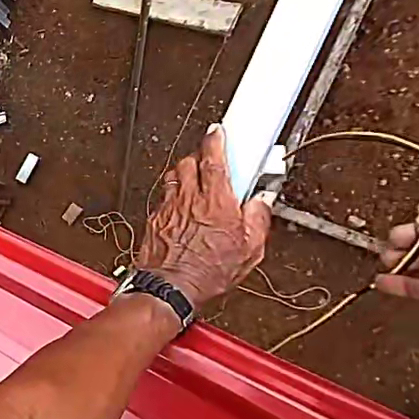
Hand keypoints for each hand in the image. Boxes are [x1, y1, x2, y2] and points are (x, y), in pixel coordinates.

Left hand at [134, 126, 270, 308]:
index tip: (218, 131)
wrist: (171, 287)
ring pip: (173, 176)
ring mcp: (169, 207)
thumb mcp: (250, 249)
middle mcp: (189, 198)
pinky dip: (172, 196)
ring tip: (195, 183)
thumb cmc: (208, 272)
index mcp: (216, 201)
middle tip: (209, 163)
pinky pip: (163, 197)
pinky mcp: (155, 218)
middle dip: (199, 157)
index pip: (214, 158)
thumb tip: (262, 201)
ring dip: (184, 174)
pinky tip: (180, 207)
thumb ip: (258, 219)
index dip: (216, 140)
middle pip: (189, 161)